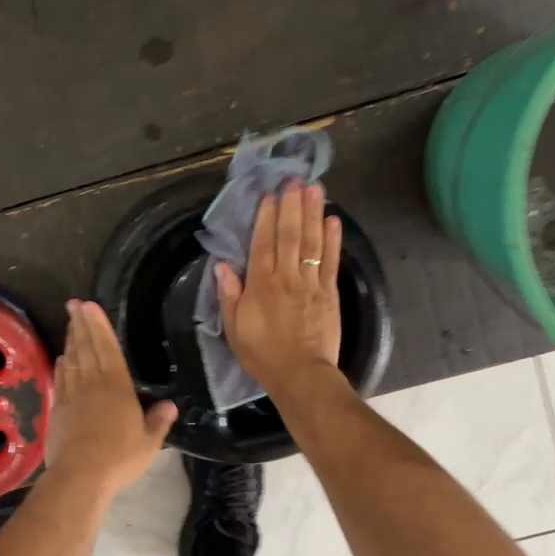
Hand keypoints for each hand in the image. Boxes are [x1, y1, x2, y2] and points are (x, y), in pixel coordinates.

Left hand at [45, 300, 176, 498]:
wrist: (80, 476)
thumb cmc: (119, 458)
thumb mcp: (149, 442)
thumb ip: (158, 421)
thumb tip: (171, 405)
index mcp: (117, 385)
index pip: (108, 347)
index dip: (100, 325)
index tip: (90, 305)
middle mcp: (93, 383)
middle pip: (86, 347)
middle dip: (81, 323)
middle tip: (74, 303)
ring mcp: (72, 394)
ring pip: (72, 359)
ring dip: (71, 340)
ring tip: (70, 324)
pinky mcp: (58, 408)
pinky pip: (61, 378)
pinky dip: (61, 365)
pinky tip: (61, 358)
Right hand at [215, 182, 343, 390]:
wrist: (301, 375)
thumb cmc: (262, 353)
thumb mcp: (234, 327)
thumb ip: (229, 294)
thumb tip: (222, 265)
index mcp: (261, 284)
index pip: (263, 243)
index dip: (266, 217)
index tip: (270, 195)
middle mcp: (286, 277)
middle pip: (289, 235)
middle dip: (292, 206)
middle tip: (295, 180)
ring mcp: (310, 283)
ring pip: (311, 242)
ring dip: (313, 214)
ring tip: (315, 190)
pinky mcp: (329, 293)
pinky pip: (330, 261)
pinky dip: (332, 240)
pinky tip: (332, 221)